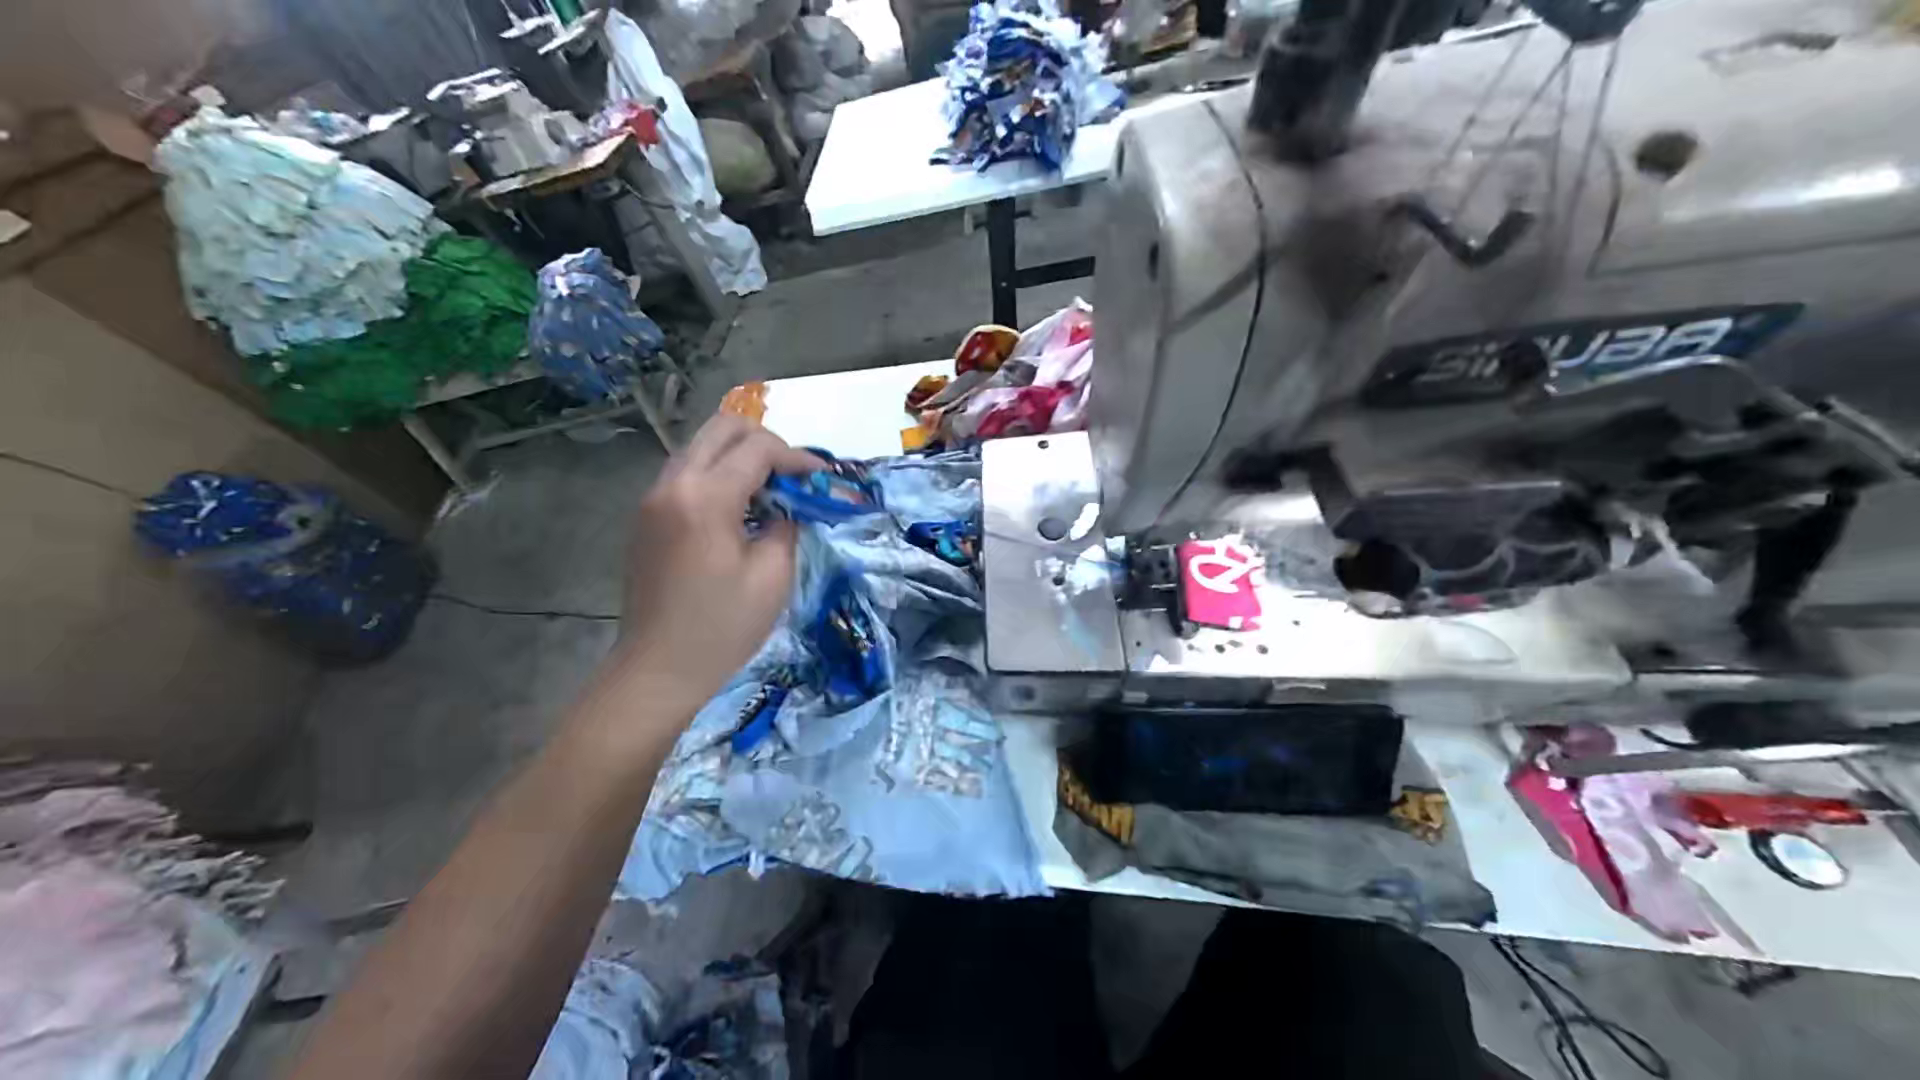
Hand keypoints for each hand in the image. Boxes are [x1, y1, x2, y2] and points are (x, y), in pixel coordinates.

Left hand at [604, 414, 821, 713]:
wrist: (657, 669)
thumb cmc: (722, 628)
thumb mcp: (773, 576)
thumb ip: (787, 525)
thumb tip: (790, 506)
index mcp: (705, 498)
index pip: (758, 448)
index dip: (797, 457)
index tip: (823, 477)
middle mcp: (673, 484)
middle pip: (723, 427)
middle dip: (766, 442)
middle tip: (792, 476)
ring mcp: (653, 498)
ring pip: (702, 447)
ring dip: (740, 457)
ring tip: (770, 493)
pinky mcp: (647, 516)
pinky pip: (688, 473)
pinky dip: (719, 475)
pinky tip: (740, 511)